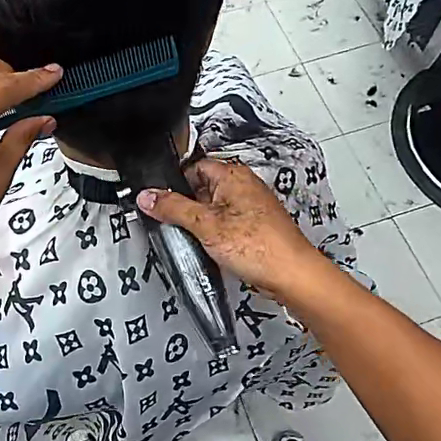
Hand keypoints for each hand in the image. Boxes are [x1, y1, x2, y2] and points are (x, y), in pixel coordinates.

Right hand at [136, 159, 335, 301]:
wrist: (291, 274)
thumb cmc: (261, 247)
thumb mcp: (205, 225)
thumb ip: (173, 209)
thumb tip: (148, 197)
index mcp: (233, 175)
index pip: (193, 166)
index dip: (175, 182)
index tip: (160, 199)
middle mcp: (244, 186)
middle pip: (202, 189)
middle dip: (187, 207)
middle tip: (178, 224)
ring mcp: (251, 208)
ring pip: (214, 210)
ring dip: (203, 224)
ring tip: (200, 240)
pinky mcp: (255, 228)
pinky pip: (227, 225)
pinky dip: (217, 236)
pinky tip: (215, 250)